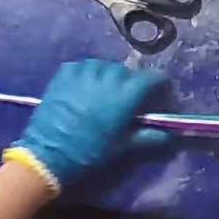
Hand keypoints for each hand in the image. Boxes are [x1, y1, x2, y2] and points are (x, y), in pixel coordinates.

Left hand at [7, 59, 168, 192]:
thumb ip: (148, 137)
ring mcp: (84, 71)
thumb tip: (169, 134)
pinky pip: (82, 66)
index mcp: (126, 93)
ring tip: (102, 91)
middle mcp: (108, 76)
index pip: (154, 77)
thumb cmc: (90, 152)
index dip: (158, 86)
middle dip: (130, 83)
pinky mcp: (64, 72)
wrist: (49, 153)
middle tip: (125, 99)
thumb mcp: (123, 147)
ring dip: (108, 76)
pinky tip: (84, 87)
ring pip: (105, 66)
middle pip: (128, 72)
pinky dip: (87, 74)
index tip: (156, 96)